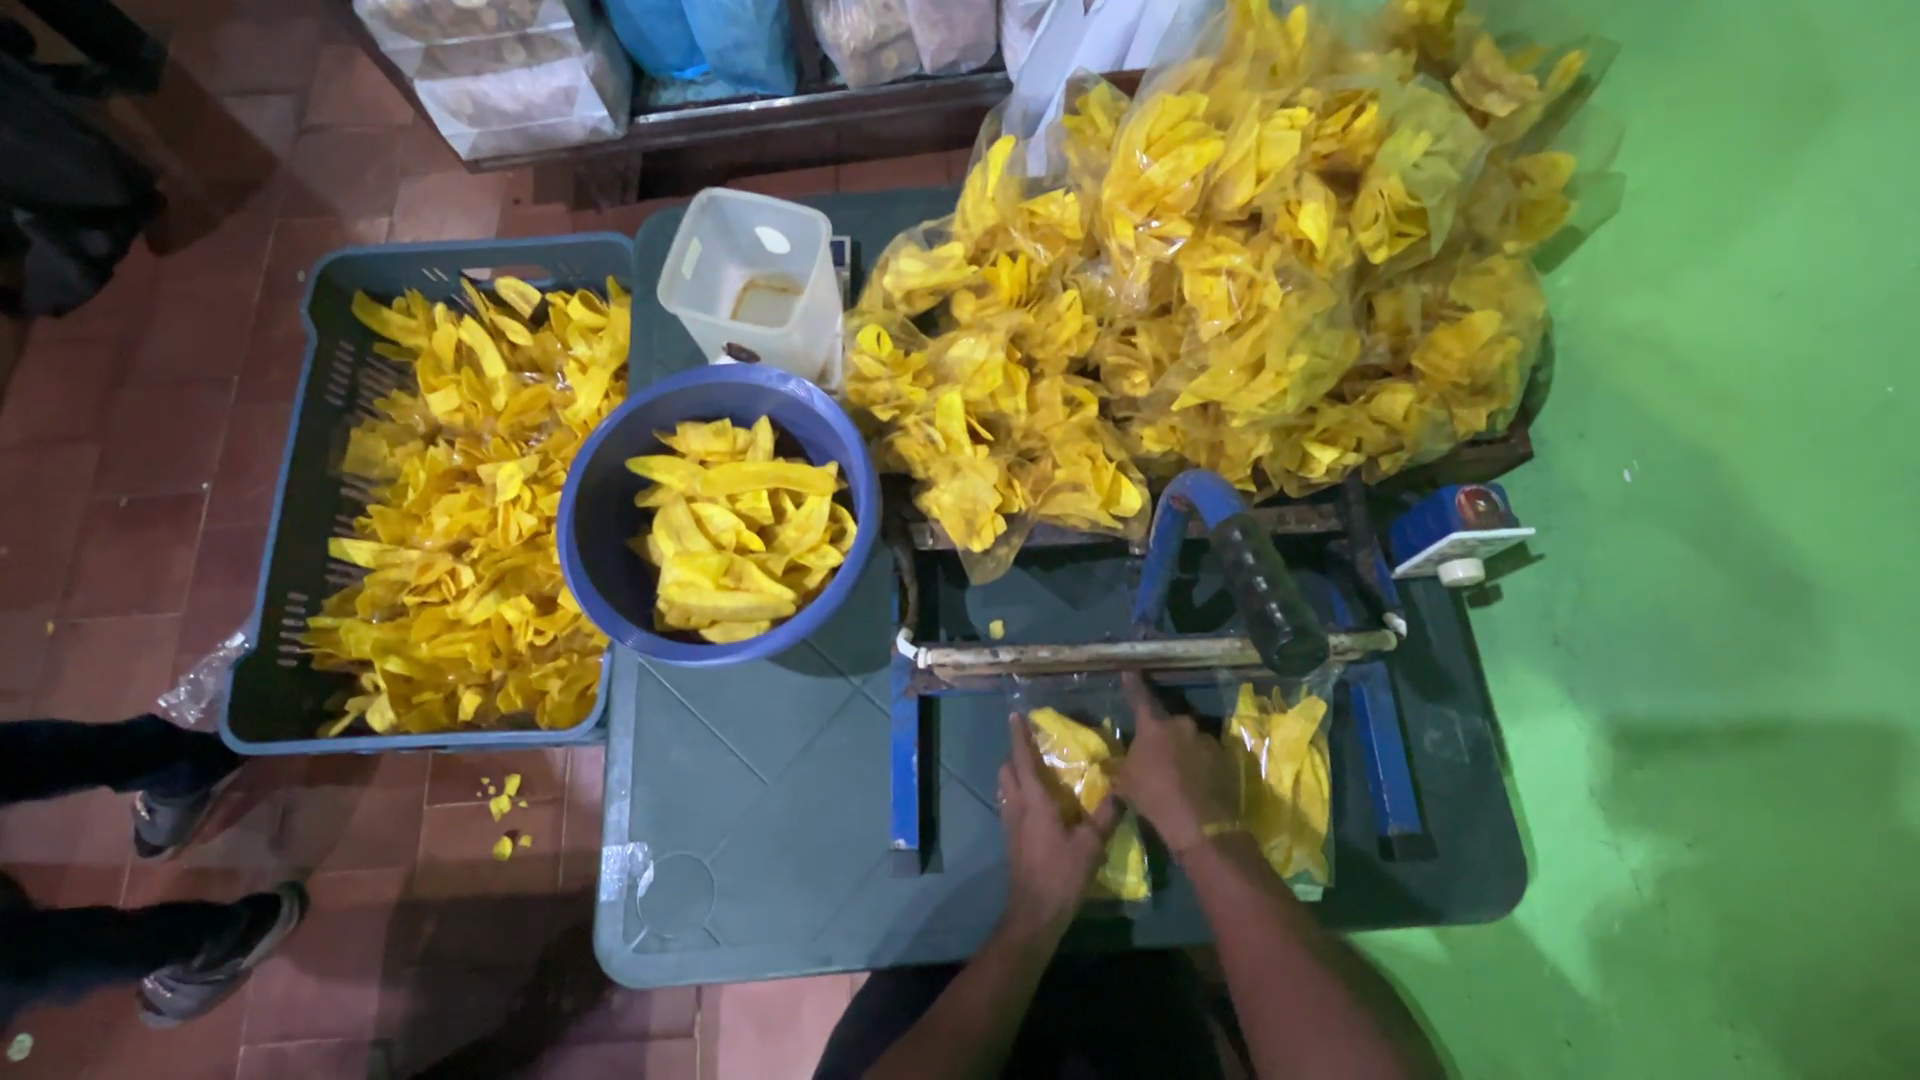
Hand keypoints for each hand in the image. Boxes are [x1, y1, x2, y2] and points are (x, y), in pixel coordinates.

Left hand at [997, 712, 1119, 940]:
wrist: (1035, 912)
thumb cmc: (1061, 874)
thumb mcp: (1091, 844)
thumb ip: (1105, 815)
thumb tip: (1119, 790)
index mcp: (1034, 801)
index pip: (1022, 759)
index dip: (1018, 736)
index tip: (1015, 715)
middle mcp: (1017, 807)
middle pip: (1007, 771)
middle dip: (1015, 753)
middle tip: (1033, 744)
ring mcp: (1011, 824)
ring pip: (1007, 788)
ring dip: (1015, 774)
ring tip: (1038, 770)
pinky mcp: (1012, 839)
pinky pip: (1011, 805)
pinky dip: (1020, 794)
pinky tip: (1040, 804)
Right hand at [1115, 671, 1239, 856]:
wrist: (1198, 824)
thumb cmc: (1154, 797)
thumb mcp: (1126, 782)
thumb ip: (1124, 765)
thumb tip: (1117, 762)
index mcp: (1154, 726)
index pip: (1140, 698)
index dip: (1133, 684)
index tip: (1130, 671)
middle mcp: (1182, 724)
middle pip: (1170, 723)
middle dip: (1165, 735)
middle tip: (1158, 754)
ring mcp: (1207, 740)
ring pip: (1191, 740)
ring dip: (1185, 750)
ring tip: (1180, 773)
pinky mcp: (1226, 757)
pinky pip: (1208, 756)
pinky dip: (1202, 764)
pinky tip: (1198, 782)